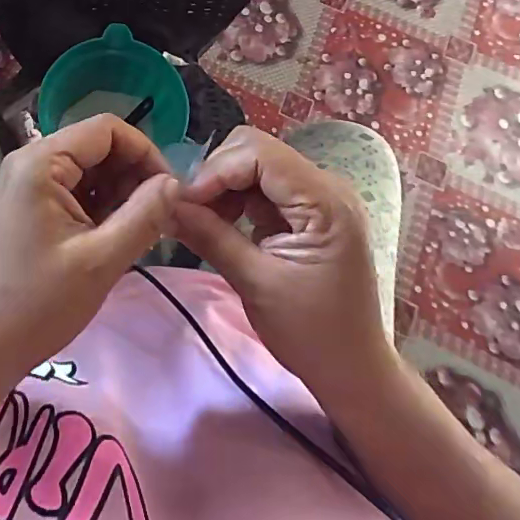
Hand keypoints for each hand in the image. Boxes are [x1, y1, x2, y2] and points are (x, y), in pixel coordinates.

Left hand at [0, 114, 176, 377]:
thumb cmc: (38, 304)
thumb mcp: (101, 259)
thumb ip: (144, 215)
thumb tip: (176, 183)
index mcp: (41, 162)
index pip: (107, 129)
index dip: (145, 152)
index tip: (170, 191)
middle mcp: (31, 161)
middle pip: (98, 147)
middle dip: (133, 176)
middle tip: (158, 218)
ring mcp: (28, 184)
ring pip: (90, 170)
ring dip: (119, 194)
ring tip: (138, 232)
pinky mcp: (30, 206)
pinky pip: (75, 190)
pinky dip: (101, 207)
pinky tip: (115, 237)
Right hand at [170, 126, 393, 400]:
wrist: (353, 370)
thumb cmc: (311, 333)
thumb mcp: (254, 283)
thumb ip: (210, 235)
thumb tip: (166, 205)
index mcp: (325, 200)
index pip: (259, 153)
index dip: (216, 170)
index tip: (184, 202)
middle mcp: (326, 186)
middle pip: (256, 150)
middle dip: (218, 174)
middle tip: (192, 212)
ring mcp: (318, 196)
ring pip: (255, 164)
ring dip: (223, 186)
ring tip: (203, 222)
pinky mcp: (307, 210)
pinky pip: (262, 185)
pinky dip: (236, 198)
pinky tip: (223, 225)